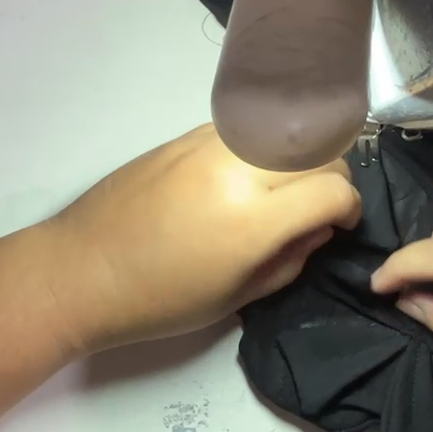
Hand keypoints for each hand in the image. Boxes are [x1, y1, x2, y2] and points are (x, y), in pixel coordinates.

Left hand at [45, 125, 361, 352]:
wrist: (81, 269)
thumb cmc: (159, 301)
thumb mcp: (237, 297)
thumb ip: (291, 259)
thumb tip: (319, 228)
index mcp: (254, 219)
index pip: (335, 189)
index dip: (351, 208)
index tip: (341, 225)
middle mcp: (238, 168)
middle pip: (320, 151)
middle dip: (333, 179)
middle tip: (317, 208)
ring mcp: (210, 144)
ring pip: (286, 131)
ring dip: (300, 156)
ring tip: (284, 188)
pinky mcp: (186, 135)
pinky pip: (247, 130)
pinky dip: (264, 147)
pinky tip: (247, 175)